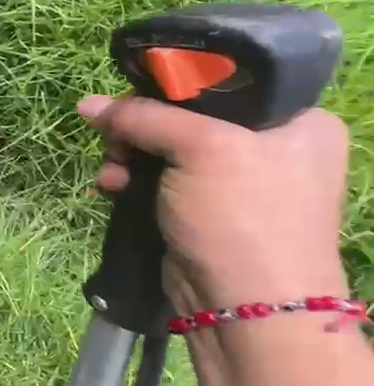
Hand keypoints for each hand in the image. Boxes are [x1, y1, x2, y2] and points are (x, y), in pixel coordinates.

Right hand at [79, 95, 350, 313]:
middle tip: (118, 148)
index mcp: (297, 120)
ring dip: (124, 157)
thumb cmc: (242, 216)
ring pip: (158, 146)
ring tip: (112, 178)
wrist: (245, 302)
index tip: (137, 107)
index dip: (170, 88)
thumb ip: (144, 117)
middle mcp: (271, 144)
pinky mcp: (201, 204)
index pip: (221, 82)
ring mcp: (235, 178)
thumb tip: (88, 104)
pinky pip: (153, 175)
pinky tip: (112, 190)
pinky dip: (128, 180)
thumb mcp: (200, 150)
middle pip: (181, 114)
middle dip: (137, 130)